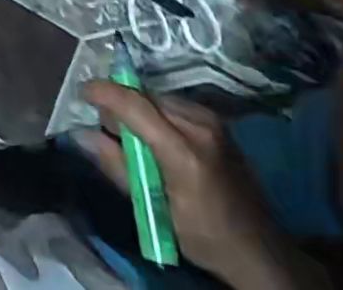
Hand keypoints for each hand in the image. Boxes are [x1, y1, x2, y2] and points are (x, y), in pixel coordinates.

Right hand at [79, 82, 307, 287]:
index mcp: (184, 150)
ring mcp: (212, 121)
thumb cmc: (204, 235)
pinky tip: (157, 139)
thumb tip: (81, 134)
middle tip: (112, 134)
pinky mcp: (216, 121)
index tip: (80, 94)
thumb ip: (116, 166)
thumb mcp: (154, 208)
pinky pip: (170, 103)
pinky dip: (154, 114)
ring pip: (153, 97)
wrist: (262, 251)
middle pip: (141, 96)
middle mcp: (199, 126)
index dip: (102, 92)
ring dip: (137, 111)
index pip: (133, 103)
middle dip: (119, 107)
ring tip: (136, 141)